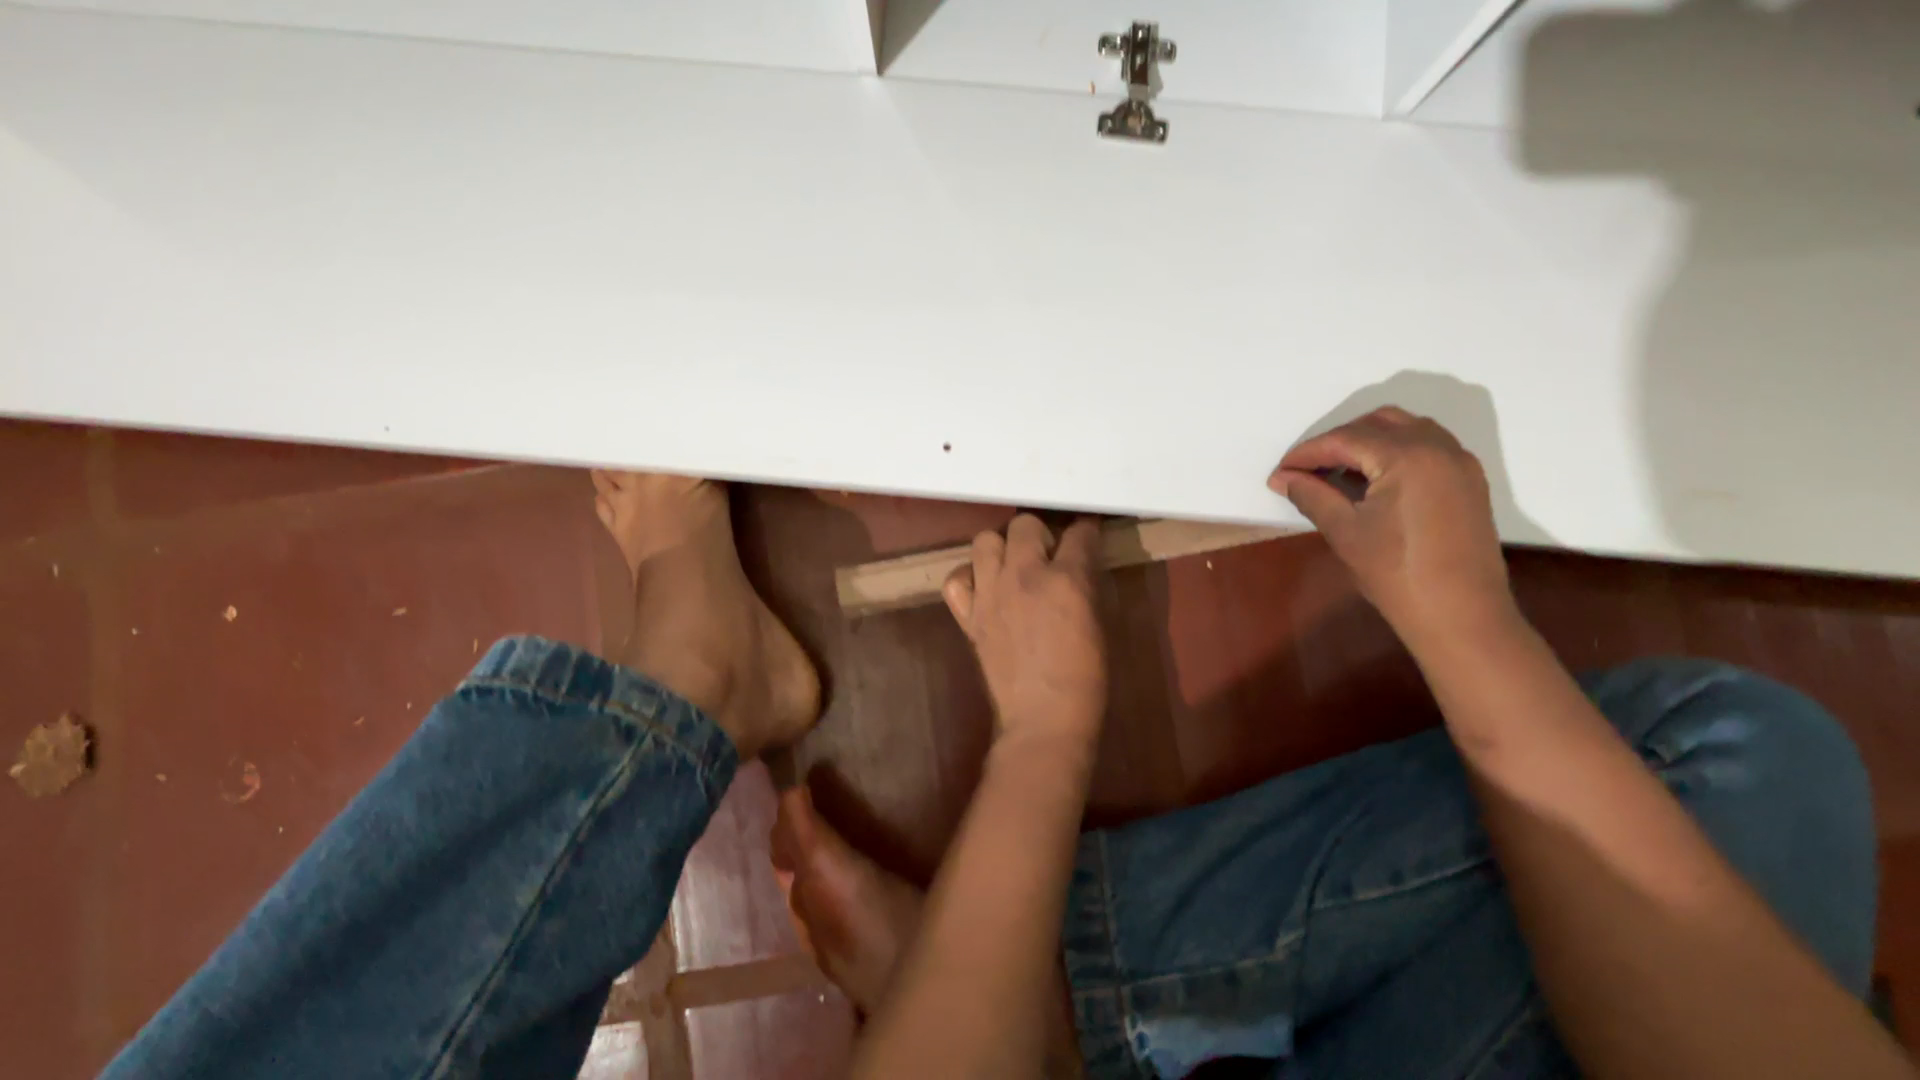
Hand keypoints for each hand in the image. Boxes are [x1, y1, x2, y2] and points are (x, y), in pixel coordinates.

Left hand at [943, 515, 1107, 751]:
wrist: (1044, 720)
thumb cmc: (1085, 679)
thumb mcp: (1098, 624)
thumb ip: (1085, 587)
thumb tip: (1079, 567)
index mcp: (1067, 579)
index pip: (1078, 533)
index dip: (1085, 530)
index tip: (1085, 534)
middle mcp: (1024, 576)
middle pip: (1024, 524)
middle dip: (1039, 533)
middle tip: (1047, 554)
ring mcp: (991, 594)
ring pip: (985, 540)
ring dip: (1001, 548)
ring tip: (1012, 567)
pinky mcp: (969, 616)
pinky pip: (956, 579)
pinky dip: (968, 579)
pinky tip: (984, 590)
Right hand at [1268, 407, 1516, 646]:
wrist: (1461, 616)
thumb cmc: (1397, 575)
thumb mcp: (1345, 533)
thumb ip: (1313, 496)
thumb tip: (1284, 478)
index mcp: (1407, 456)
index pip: (1346, 440)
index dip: (1308, 453)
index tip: (1280, 473)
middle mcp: (1438, 447)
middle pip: (1377, 424)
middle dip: (1337, 441)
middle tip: (1306, 470)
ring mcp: (1459, 463)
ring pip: (1406, 430)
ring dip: (1368, 442)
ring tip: (1338, 473)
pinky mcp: (1468, 481)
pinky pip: (1428, 447)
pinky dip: (1396, 452)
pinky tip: (1374, 481)